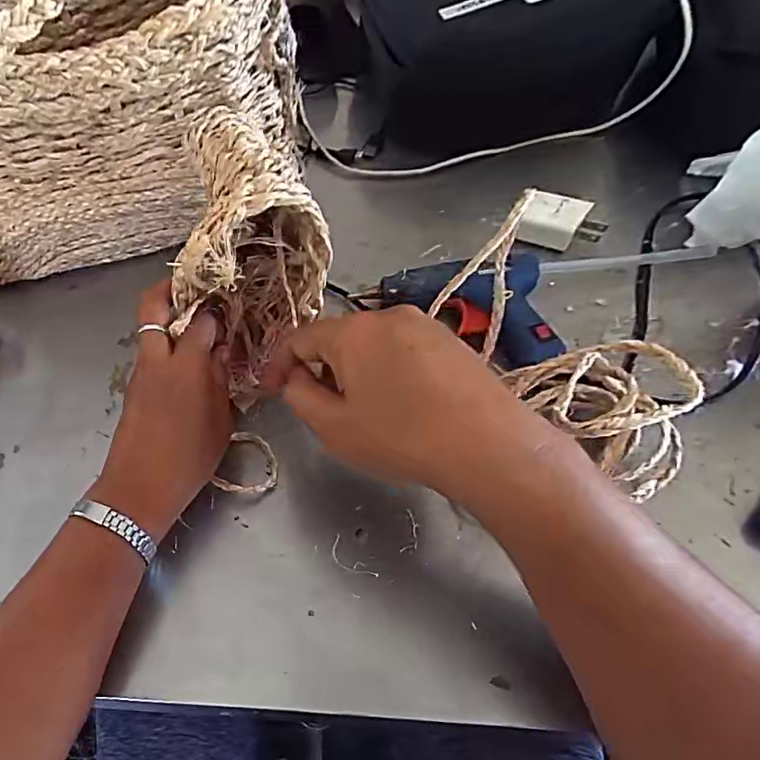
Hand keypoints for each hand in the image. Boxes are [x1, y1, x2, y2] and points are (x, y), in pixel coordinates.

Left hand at [91, 281, 234, 538]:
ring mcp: (140, 372)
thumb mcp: (220, 423)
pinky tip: (187, 366)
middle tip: (195, 294)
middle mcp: (158, 360)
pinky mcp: (133, 388)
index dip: (217, 311)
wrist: (138, 487)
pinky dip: (165, 349)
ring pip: (148, 330)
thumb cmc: (188, 460)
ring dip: (168, 322)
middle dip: (171, 289)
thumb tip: (221, 355)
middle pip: (152, 305)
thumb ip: (221, 383)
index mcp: (186, 365)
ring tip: (197, 333)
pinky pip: (149, 355)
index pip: (202, 320)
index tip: (229, 310)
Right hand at [262, 307, 567, 498]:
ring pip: (371, 343)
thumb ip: (298, 396)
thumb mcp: (333, 426)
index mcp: (352, 331)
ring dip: (354, 370)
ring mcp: (425, 324)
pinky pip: (402, 349)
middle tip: (322, 408)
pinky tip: (400, 405)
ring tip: (364, 410)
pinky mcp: (451, 341)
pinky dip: (387, 371)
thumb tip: (294, 379)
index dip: (277, 364)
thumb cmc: (401, 437)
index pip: (298, 337)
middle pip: (336, 337)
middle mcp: (387, 315)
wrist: (488, 445)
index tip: (271, 390)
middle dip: (320, 368)